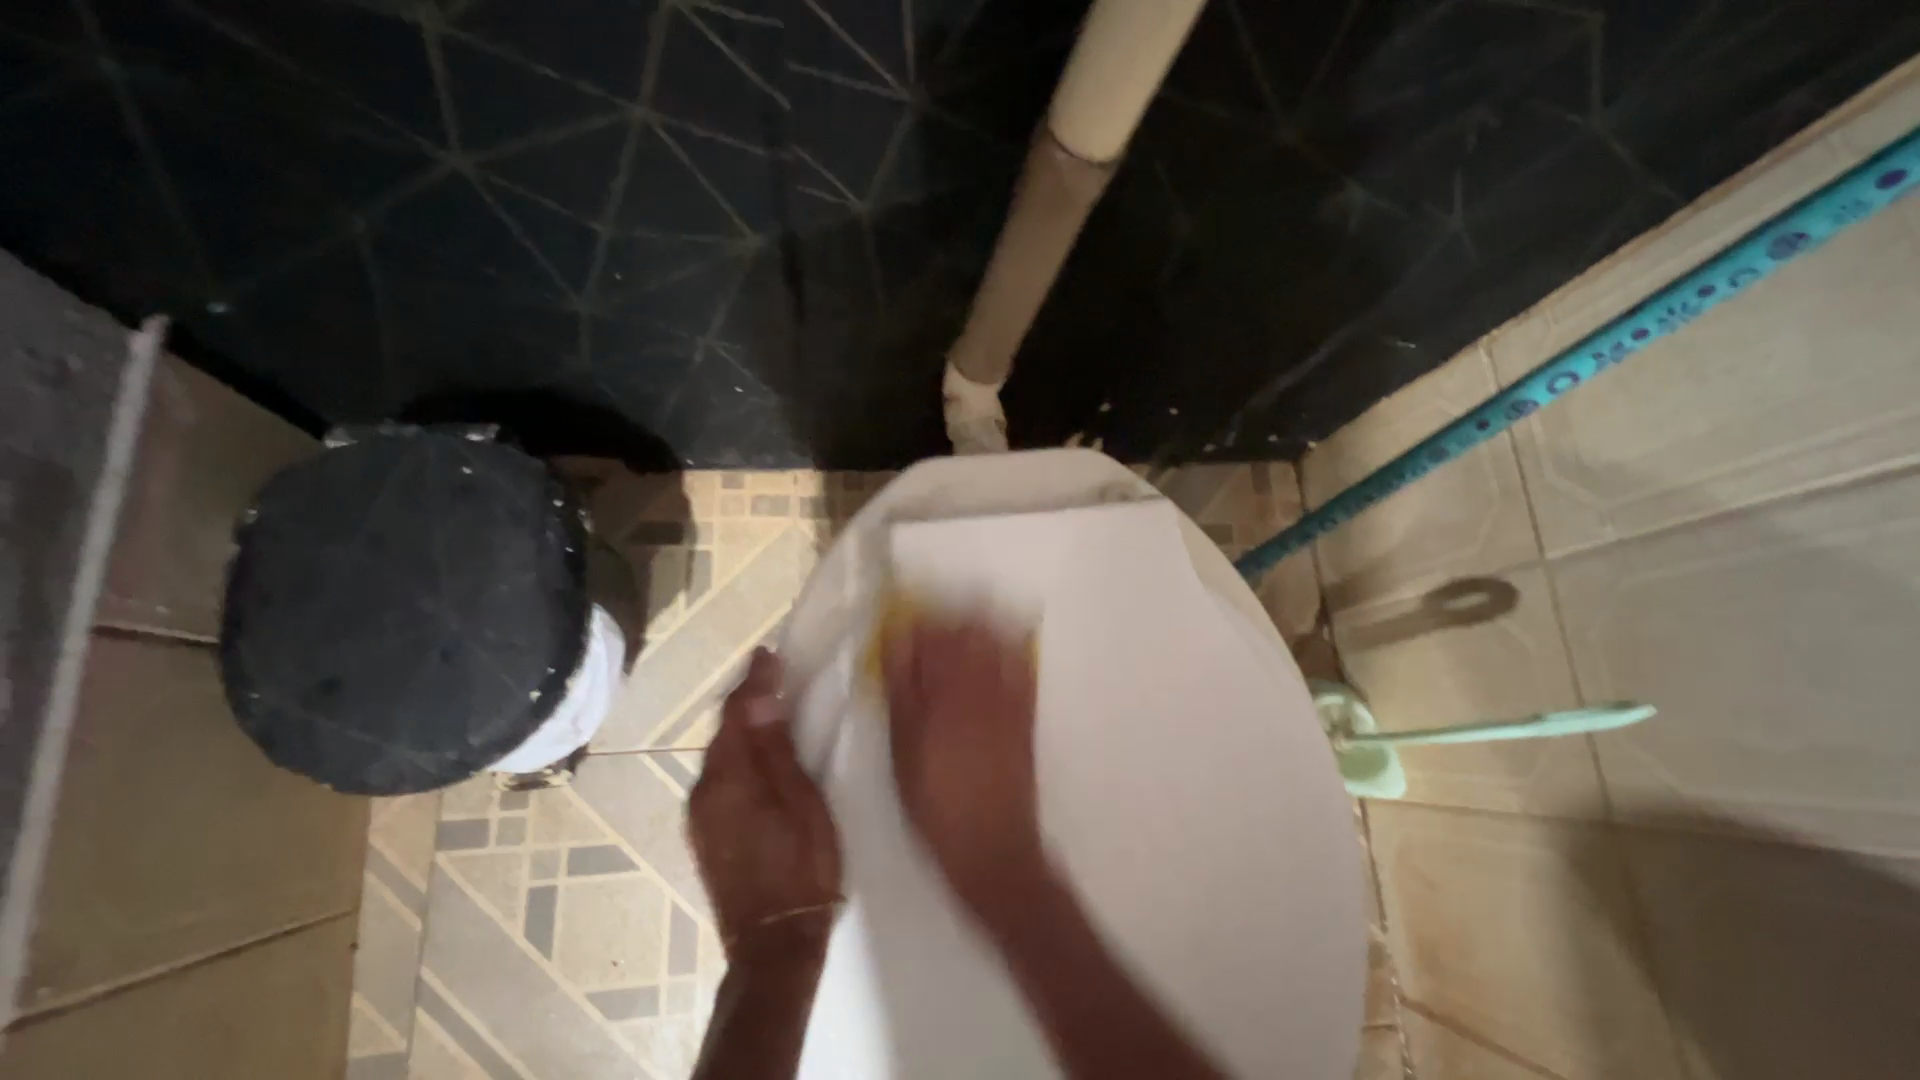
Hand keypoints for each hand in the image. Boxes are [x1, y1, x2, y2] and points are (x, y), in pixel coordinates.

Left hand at [688, 649, 842, 961]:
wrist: (774, 944)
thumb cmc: (802, 867)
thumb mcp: (801, 801)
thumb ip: (776, 748)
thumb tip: (759, 694)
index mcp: (727, 778)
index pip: (736, 713)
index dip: (753, 680)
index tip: (768, 652)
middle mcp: (703, 791)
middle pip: (724, 733)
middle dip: (746, 701)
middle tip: (775, 676)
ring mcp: (701, 816)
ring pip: (721, 756)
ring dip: (743, 729)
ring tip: (771, 709)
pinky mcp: (708, 835)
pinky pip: (721, 779)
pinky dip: (740, 758)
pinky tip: (760, 758)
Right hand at [882, 613, 1046, 915]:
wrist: (993, 848)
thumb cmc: (935, 808)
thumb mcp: (903, 756)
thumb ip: (899, 699)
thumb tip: (894, 649)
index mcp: (941, 699)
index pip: (929, 641)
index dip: (916, 620)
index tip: (903, 611)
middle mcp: (977, 691)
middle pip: (965, 633)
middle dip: (949, 614)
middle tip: (933, 610)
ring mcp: (1007, 701)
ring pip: (996, 642)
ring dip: (980, 621)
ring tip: (966, 613)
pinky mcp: (1027, 716)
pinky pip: (1023, 667)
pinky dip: (1013, 644)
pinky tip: (1008, 635)